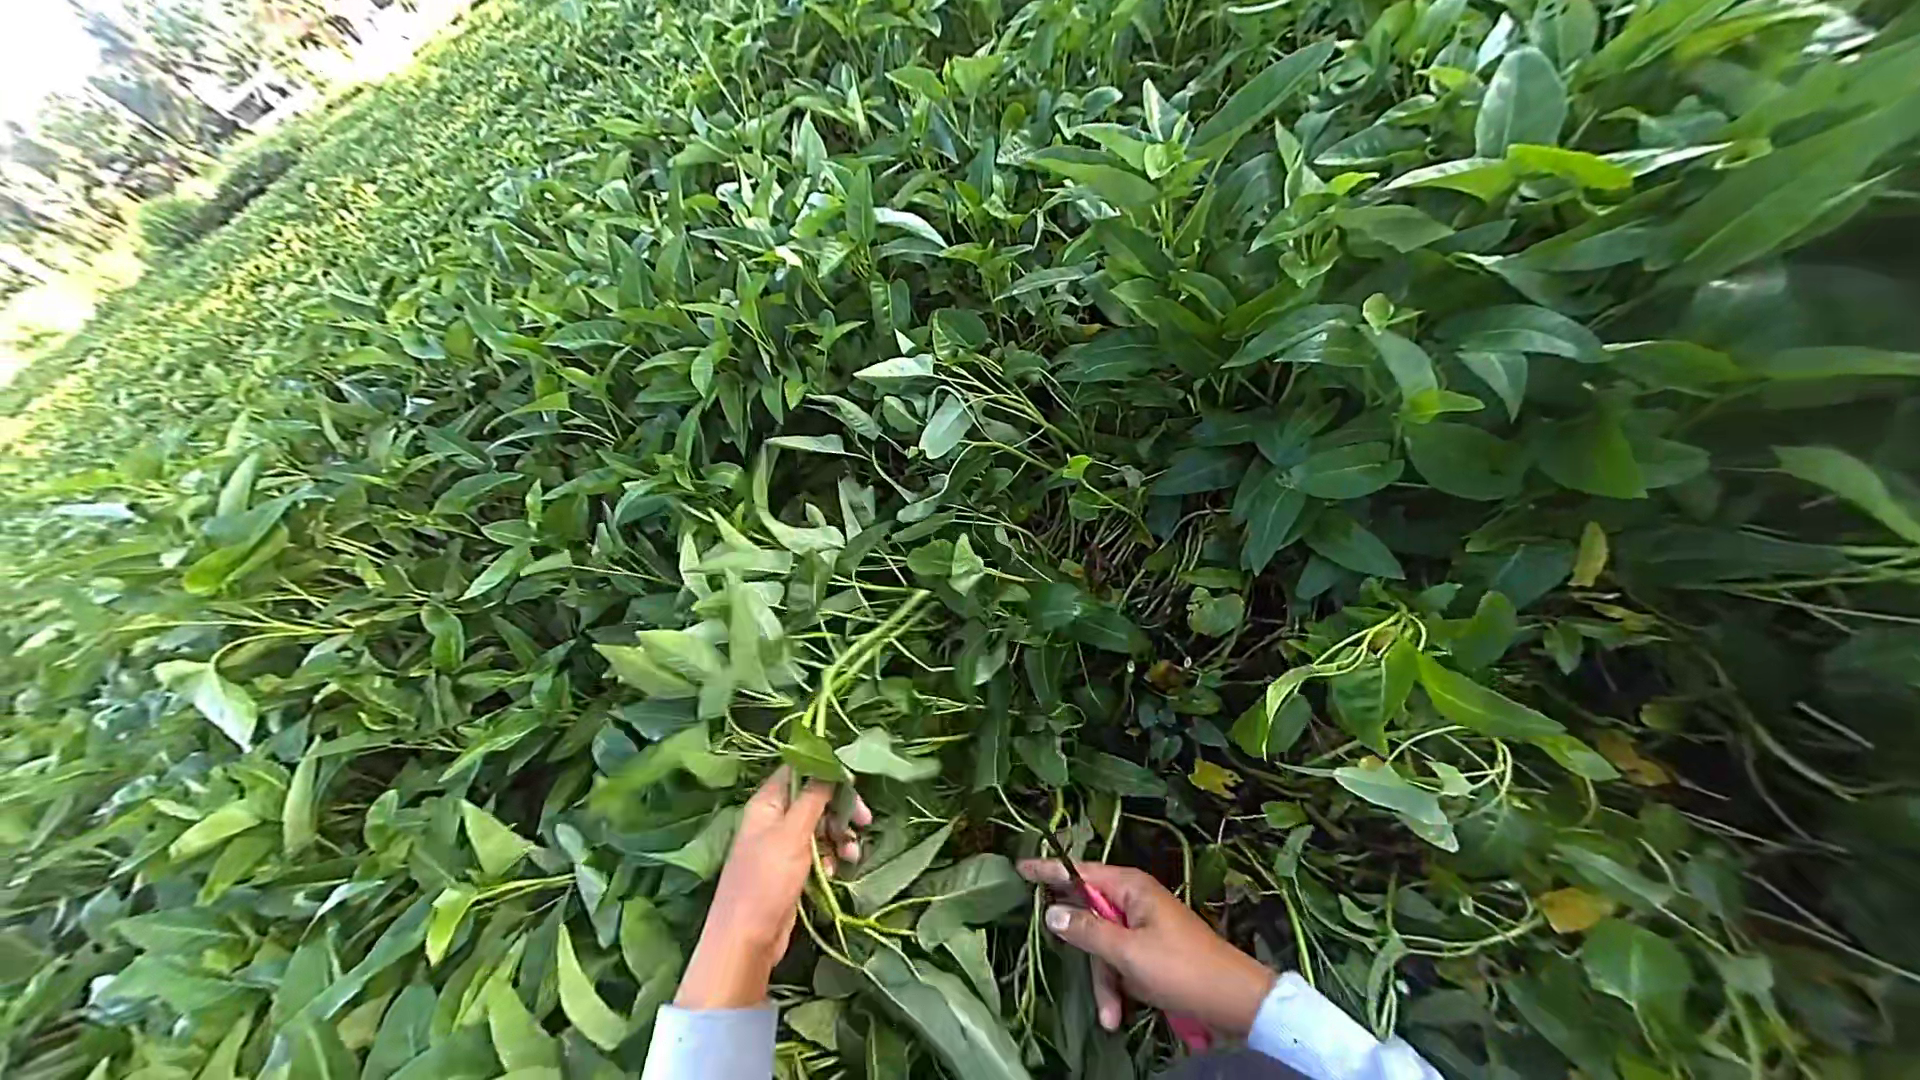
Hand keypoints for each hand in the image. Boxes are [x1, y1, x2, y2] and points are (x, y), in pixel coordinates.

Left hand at [675, 766, 870, 1008]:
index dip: (827, 770)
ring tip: (852, 855)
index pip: (800, 769)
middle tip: (864, 821)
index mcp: (768, 802)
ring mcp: (783, 843)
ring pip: (821, 825)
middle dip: (841, 809)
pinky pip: (819, 850)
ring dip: (841, 835)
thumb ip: (814, 796)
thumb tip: (831, 763)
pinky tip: (837, 870)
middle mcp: (775, 817)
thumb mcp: (793, 833)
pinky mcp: (793, 867)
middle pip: (816, 797)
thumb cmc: (767, 880)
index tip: (854, 780)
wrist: (746, 941)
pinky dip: (832, 856)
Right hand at [1017, 859, 1274, 1037]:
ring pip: (1102, 943)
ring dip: (1104, 979)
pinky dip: (1117, 985)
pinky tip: (1120, 1012)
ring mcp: (1142, 924)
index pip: (1079, 871)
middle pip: (1089, 914)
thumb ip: (1087, 930)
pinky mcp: (1149, 949)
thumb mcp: (1128, 952)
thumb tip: (1052, 910)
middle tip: (1085, 976)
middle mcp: (1133, 898)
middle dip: (1086, 951)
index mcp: (1129, 886)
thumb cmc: (1181, 969)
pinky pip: (1119, 960)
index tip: (1020, 867)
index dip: (1049, 869)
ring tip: (1111, 1014)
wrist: (1236, 1003)